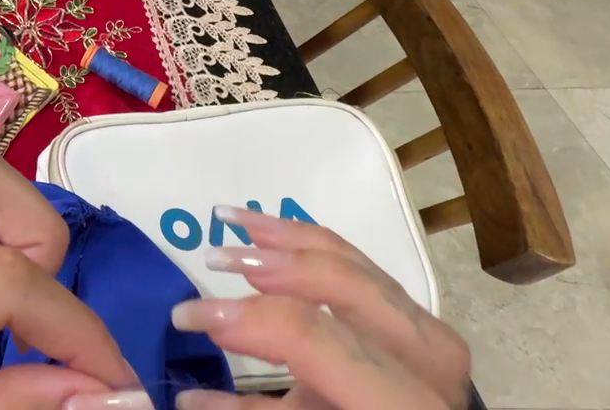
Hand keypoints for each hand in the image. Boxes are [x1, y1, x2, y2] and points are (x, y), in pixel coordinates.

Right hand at [172, 205, 471, 409]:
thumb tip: (187, 397)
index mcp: (399, 398)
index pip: (309, 335)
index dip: (243, 320)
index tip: (186, 318)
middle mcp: (422, 353)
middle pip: (337, 280)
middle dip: (266, 261)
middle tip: (211, 259)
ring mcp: (423, 326)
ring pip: (346, 257)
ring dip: (279, 233)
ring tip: (226, 217)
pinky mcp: (413, 310)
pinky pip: (354, 258)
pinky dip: (302, 238)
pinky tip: (263, 229)